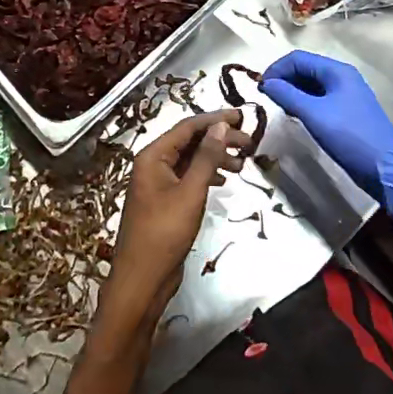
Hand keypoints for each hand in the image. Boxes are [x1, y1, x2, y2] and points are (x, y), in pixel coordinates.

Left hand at [107, 110, 251, 316]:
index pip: (187, 127)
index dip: (215, 120)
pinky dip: (205, 175)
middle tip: (249, 145)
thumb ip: (206, 157)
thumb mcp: (191, 192)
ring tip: (241, 165)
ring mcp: (156, 183)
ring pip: (188, 160)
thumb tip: (221, 126)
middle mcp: (151, 164)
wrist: (143, 276)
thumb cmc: (165, 232)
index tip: (242, 117)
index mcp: (152, 155)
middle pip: (188, 142)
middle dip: (217, 139)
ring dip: (213, 158)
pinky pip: (186, 178)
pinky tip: (222, 181)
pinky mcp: (164, 201)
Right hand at [259, 50, 392, 232]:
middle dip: (283, 79)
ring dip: (291, 91)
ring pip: (311, 84)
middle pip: (304, 68)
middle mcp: (342, 77)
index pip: (297, 58)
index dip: (276, 69)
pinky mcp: (347, 111)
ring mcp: (346, 94)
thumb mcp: (313, 115)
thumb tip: (265, 83)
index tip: (260, 88)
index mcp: (337, 71)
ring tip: (278, 106)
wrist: (387, 171)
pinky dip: (303, 102)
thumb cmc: (350, 138)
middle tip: (266, 97)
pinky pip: (319, 98)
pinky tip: (295, 114)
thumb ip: (287, 95)